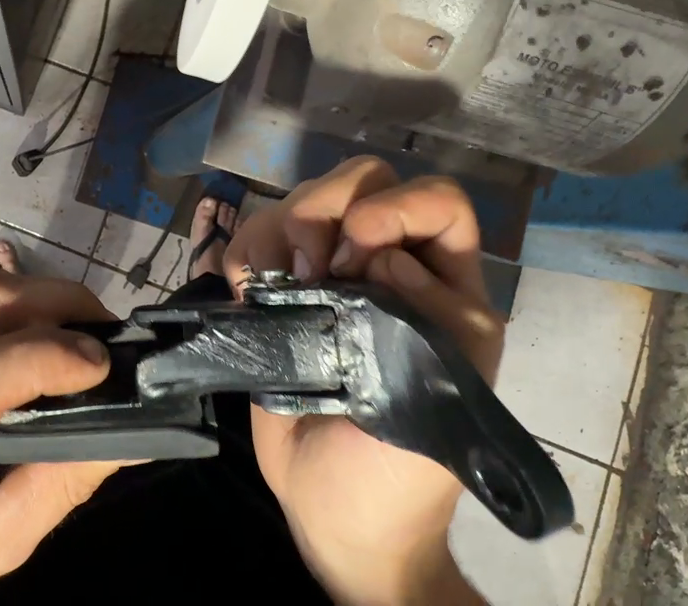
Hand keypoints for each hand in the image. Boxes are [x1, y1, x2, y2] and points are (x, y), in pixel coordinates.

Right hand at [223, 156, 503, 605]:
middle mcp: (386, 263)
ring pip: (304, 198)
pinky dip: (243, 250)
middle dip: (326, 210)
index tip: (359, 249)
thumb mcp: (441, 398)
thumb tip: (382, 257)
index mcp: (444, 285)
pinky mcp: (278, 286)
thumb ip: (431, 317)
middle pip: (362, 180)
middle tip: (313, 273)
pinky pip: (256, 233)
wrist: (331, 507)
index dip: (399, 206)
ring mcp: (328, 270)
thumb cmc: (400, 466)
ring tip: (276, 289)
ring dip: (279, 232)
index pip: (438, 202)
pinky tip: (247, 290)